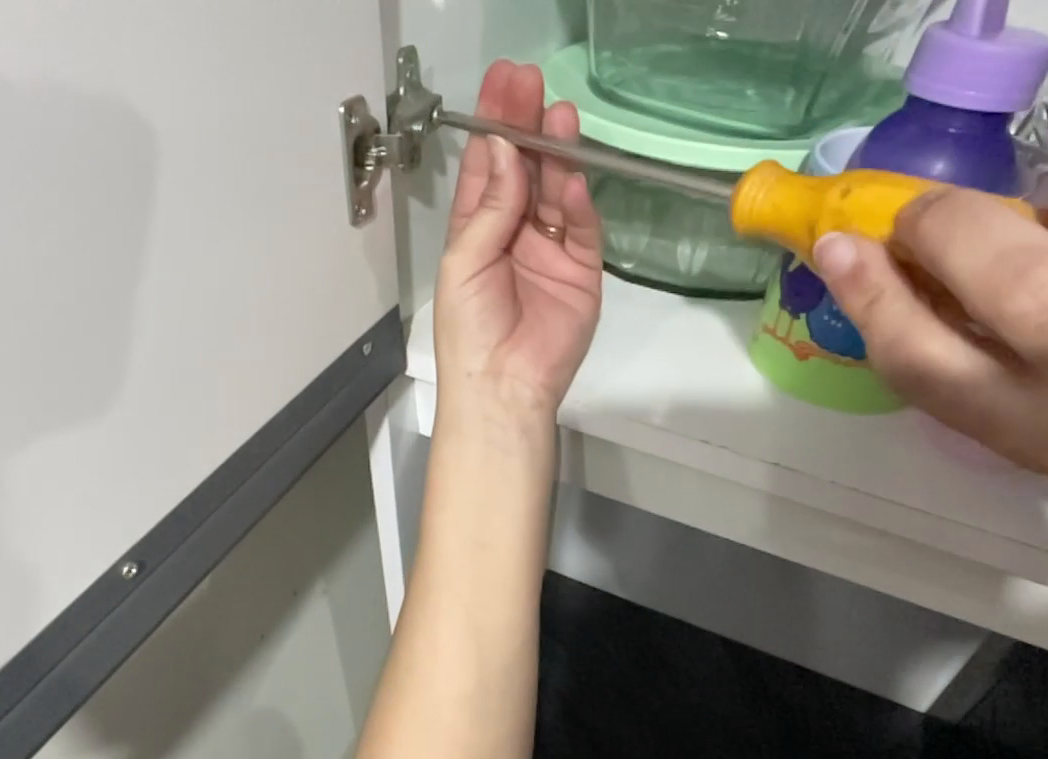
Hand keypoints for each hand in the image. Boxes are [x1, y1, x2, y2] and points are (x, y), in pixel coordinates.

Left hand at [433, 61, 601, 429]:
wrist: (504, 386)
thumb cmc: (470, 330)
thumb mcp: (465, 263)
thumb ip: (490, 209)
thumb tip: (508, 152)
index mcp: (476, 232)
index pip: (488, 169)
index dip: (494, 127)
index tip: (503, 84)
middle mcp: (512, 234)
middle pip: (523, 171)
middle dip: (526, 127)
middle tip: (531, 83)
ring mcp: (549, 251)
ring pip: (554, 191)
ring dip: (556, 154)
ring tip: (557, 114)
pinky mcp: (581, 270)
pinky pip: (582, 227)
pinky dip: (577, 201)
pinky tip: (569, 176)